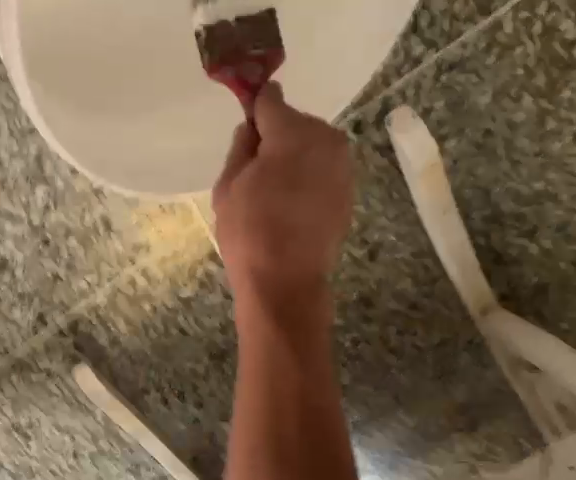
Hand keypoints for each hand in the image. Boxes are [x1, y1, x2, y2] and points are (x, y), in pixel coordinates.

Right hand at [210, 83, 353, 297]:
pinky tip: (290, 209)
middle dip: (275, 141)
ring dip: (293, 162)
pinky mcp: (349, 189)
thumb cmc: (249, 234)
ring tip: (272, 197)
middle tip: (254, 176)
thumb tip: (251, 130)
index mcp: (292, 132)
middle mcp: (325, 138)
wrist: (285, 281)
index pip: (270, 101)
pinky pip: (322, 172)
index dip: (254, 109)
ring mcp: (342, 164)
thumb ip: (239, 150)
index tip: (245, 126)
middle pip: (294, 124)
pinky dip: (307, 181)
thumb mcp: (227, 189)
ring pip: (311, 148)